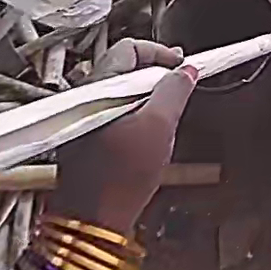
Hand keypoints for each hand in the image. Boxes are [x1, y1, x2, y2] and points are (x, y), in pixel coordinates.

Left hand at [51, 39, 195, 233]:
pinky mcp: (86, 133)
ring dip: (145, 89)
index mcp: (98, 87)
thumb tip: (186, 70)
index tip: (180, 65)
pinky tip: (148, 123)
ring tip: (166, 104)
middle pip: (123, 64)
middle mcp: (85, 95)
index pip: (129, 48)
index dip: (159, 52)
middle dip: (154, 69)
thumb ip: (174, 92)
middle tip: (178, 81)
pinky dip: (133, 106)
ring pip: (119, 86)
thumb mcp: (159, 128)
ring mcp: (84, 115)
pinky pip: (112, 105)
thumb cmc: (123, 177)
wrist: (94, 221)